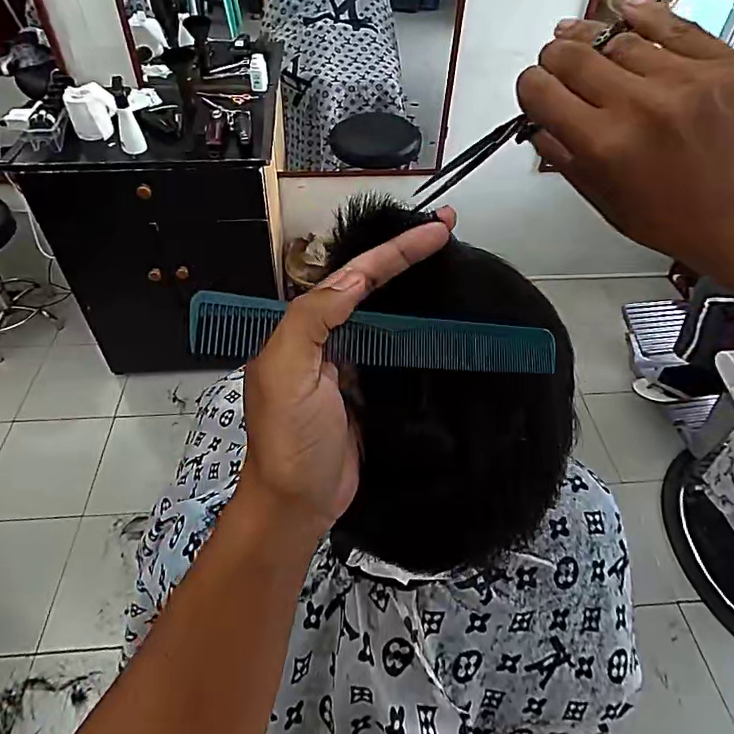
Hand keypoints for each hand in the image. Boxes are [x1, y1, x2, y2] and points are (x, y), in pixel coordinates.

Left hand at [239, 207, 456, 540]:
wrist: (299, 504)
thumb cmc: (290, 442)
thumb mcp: (285, 373)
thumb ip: (311, 319)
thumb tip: (352, 279)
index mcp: (303, 327)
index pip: (354, 275)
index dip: (396, 251)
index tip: (436, 232)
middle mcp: (326, 337)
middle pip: (370, 284)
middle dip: (406, 255)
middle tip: (446, 229)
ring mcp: (349, 362)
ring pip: (385, 311)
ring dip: (414, 285)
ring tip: (448, 260)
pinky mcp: (368, 387)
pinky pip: (395, 346)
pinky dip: (416, 326)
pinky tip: (437, 316)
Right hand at [521, 0, 733, 269]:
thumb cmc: (672, 217)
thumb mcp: (600, 196)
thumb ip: (561, 153)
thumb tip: (540, 117)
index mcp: (604, 144)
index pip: (539, 88)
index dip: (531, 86)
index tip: (538, 87)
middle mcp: (642, 108)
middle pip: (572, 53)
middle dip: (556, 57)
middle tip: (560, 63)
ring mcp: (685, 82)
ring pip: (617, 35)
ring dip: (597, 39)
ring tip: (592, 42)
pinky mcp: (720, 67)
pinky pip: (673, 24)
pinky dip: (646, 15)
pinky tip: (629, 13)